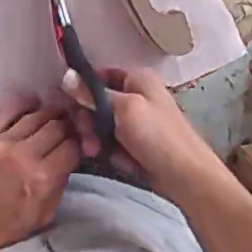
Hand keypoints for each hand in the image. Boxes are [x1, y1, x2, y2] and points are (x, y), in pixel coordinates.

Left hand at [0, 94, 80, 251]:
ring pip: (38, 114)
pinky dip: (26, 102)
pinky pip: (10, 107)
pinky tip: (33, 103)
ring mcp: (3, 141)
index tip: (77, 145)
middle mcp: (25, 155)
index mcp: (42, 178)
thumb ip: (60, 184)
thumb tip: (70, 157)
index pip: (73, 146)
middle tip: (68, 128)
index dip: (79, 144)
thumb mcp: (41, 215)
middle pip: (58, 126)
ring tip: (55, 115)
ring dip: (51, 113)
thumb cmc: (2, 226)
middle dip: (68, 126)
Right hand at [62, 67, 226, 203]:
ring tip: (96, 152)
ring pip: (102, 124)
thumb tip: (66, 75)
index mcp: (137, 78)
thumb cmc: (156, 135)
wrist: (185, 176)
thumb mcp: (123, 108)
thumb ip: (93, 94)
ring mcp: (137, 119)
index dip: (81, 88)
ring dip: (97, 138)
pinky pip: (113, 141)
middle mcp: (136, 94)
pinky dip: (111, 150)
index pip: (98, 75)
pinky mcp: (137, 141)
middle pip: (97, 101)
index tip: (67, 105)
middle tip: (86, 136)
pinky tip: (117, 160)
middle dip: (88, 120)